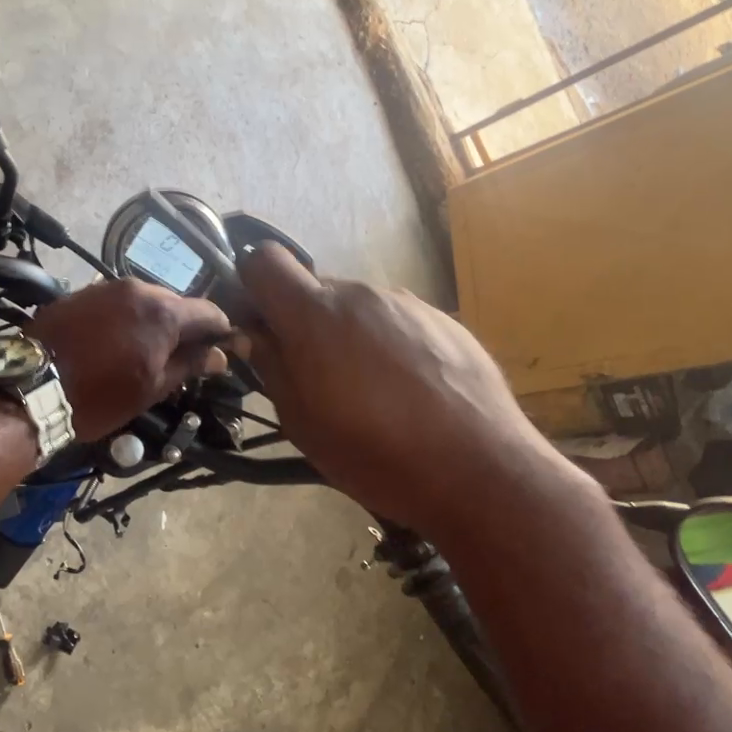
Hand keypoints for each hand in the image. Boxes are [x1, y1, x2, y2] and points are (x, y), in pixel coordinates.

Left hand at [24, 279, 230, 440]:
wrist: (31, 389)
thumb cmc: (98, 397)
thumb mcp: (151, 388)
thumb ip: (189, 365)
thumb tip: (219, 356)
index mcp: (162, 312)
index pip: (209, 311)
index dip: (218, 331)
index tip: (218, 350)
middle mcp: (136, 288)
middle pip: (174, 303)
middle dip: (181, 328)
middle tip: (176, 359)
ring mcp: (103, 288)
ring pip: (143, 301)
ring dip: (149, 323)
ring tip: (141, 353)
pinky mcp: (77, 294)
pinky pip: (113, 303)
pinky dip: (121, 319)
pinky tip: (112, 343)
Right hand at [237, 244, 579, 530]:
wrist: (480, 470)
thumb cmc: (374, 453)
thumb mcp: (300, 420)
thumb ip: (271, 366)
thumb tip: (253, 334)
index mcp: (314, 314)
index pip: (263, 261)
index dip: (251, 288)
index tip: (256, 329)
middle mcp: (360, 295)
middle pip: (312, 290)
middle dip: (300, 324)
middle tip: (311, 379)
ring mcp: (408, 304)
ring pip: (355, 309)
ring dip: (345, 337)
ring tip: (365, 393)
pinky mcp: (445, 322)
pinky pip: (395, 323)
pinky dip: (385, 347)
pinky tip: (405, 395)